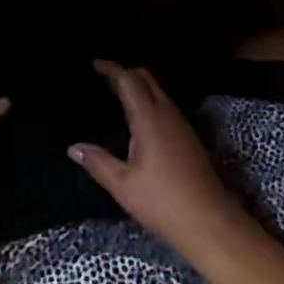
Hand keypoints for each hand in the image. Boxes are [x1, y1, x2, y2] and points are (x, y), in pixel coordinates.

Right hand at [69, 60, 249, 254]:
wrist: (209, 220)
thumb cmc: (162, 202)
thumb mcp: (123, 186)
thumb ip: (98, 162)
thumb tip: (74, 148)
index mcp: (149, 118)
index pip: (129, 80)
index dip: (112, 69)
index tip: (95, 64)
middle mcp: (167, 113)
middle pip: (147, 78)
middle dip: (126, 72)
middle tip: (104, 78)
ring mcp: (182, 123)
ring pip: (159, 91)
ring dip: (139, 86)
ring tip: (117, 95)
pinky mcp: (189, 136)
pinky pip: (166, 105)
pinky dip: (149, 100)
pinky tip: (140, 120)